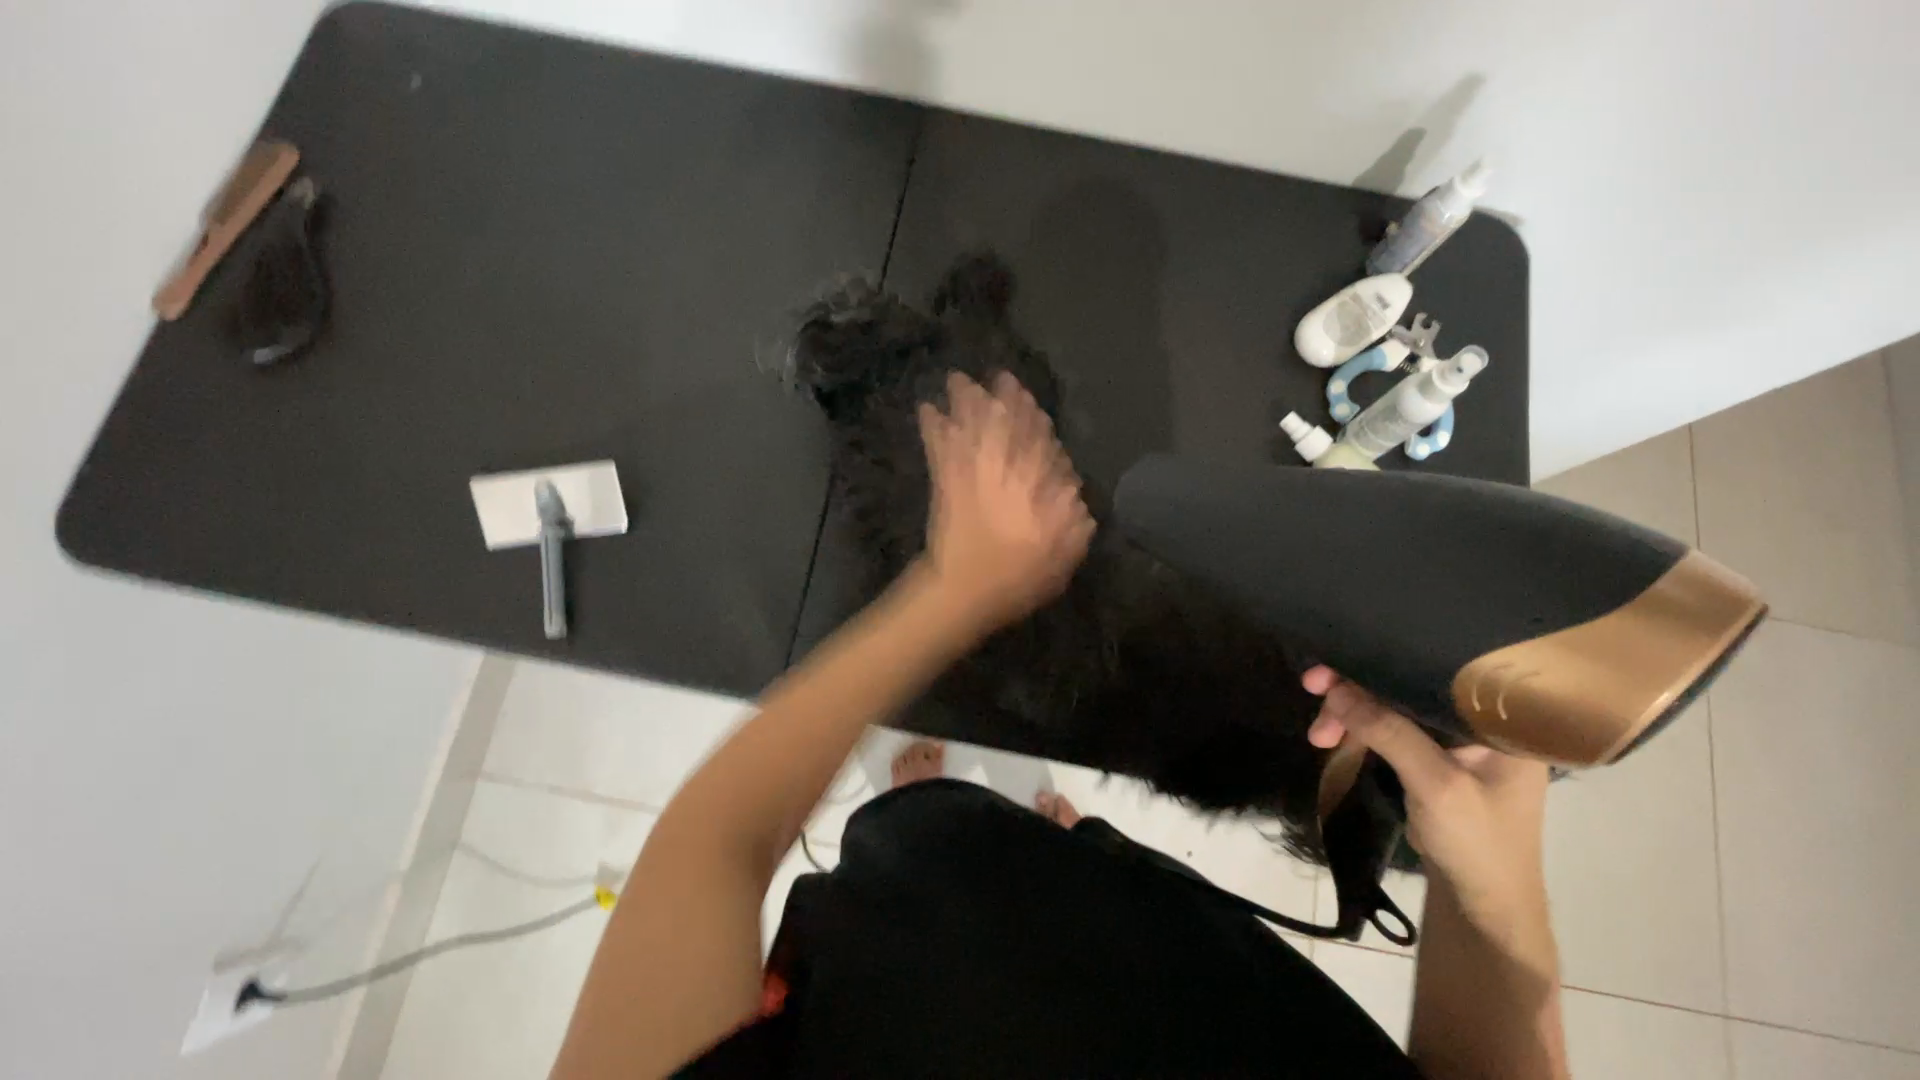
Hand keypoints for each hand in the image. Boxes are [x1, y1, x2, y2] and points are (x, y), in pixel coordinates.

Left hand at [916, 371, 1095, 633]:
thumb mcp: (1061, 560)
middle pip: (1009, 428)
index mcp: (1038, 490)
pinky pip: (939, 448)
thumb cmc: (1015, 582)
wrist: (963, 593)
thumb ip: (1074, 526)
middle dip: (1006, 402)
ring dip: (968, 403)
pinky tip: (925, 408)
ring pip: (974, 429)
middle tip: (1003, 379)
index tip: (1034, 406)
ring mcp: (973, 474)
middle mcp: (1008, 473)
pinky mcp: (946, 484)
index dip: (1038, 424)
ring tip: (960, 379)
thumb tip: (1076, 494)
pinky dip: (932, 428)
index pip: (1043, 448)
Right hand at [1303, 666, 1550, 920]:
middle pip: (1408, 687)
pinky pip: (1393, 730)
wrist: (1484, 907)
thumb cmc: (1477, 845)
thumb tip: (1335, 689)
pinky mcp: (1437, 758)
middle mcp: (1481, 721)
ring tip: (1318, 736)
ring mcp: (1459, 741)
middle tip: (1311, 690)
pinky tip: (1335, 739)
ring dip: (1352, 715)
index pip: (1435, 671)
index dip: (1380, 664)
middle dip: (1356, 691)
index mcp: (1501, 718)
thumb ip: (1390, 733)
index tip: (1332, 667)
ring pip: (1394, 708)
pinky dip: (1362, 732)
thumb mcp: (1435, 786)